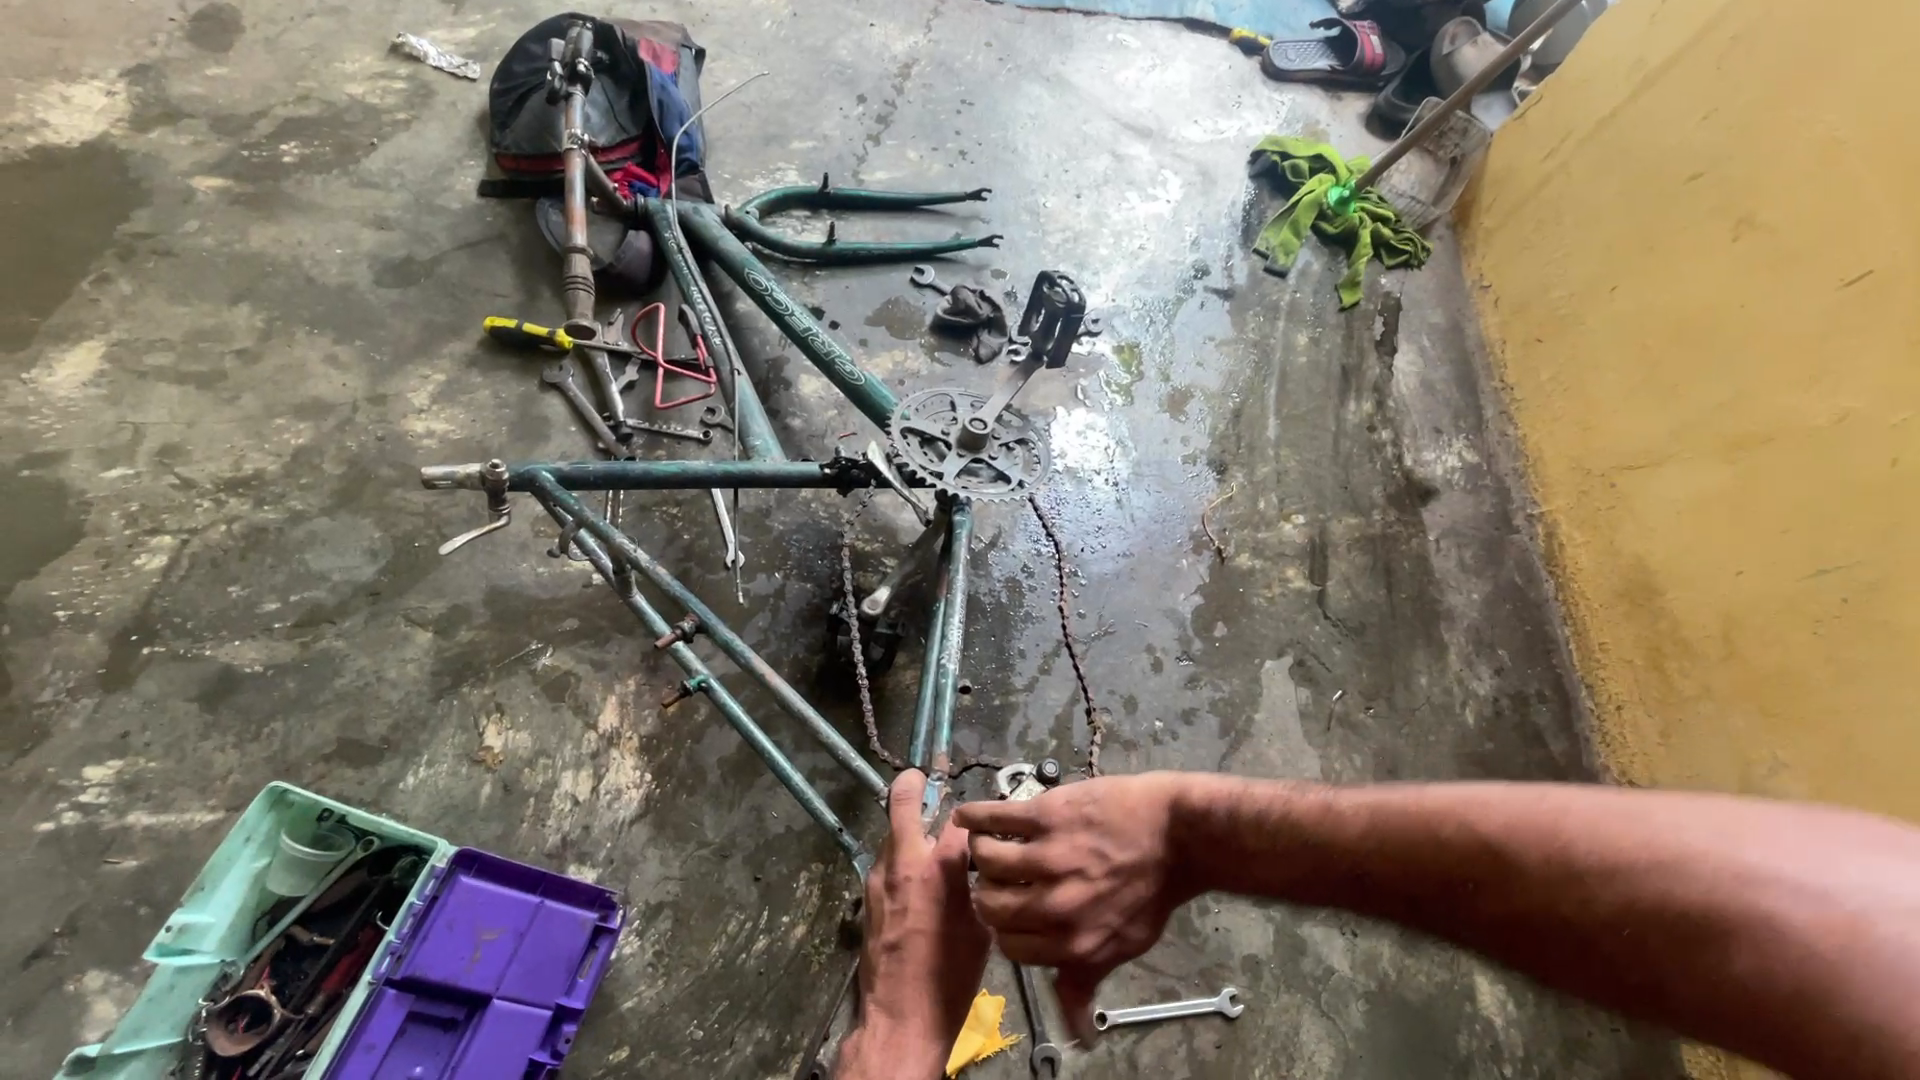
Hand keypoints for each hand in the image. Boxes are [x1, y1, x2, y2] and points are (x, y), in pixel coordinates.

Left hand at [839, 770, 990, 1078]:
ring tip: (923, 836)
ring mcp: (879, 878)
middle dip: (911, 784)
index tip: (979, 819)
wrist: (901, 1017)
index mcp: (941, 869)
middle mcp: (905, 863)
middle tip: (919, 776)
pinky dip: (898, 859)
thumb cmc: (951, 977)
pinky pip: (884, 863)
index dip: (972, 819)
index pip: (960, 823)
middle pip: (902, 803)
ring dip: (905, 829)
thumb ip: (977, 887)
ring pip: (890, 835)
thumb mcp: (981, 929)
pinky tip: (913, 878)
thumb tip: (978, 869)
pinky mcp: (867, 896)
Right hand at [952, 773, 1202, 1041]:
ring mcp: (1047, 857)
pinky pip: (994, 818)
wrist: (1177, 834)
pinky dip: (973, 817)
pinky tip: (966, 817)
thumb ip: (1086, 979)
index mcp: (1072, 944)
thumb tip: (1076, 1033)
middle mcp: (1054, 906)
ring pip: (986, 860)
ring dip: (981, 852)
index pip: (1009, 946)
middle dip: (989, 893)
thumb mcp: (1124, 945)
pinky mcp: (1045, 815)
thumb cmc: (1153, 889)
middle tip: (997, 878)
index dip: (1005, 929)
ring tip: (988, 844)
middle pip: (991, 906)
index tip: (1009, 910)